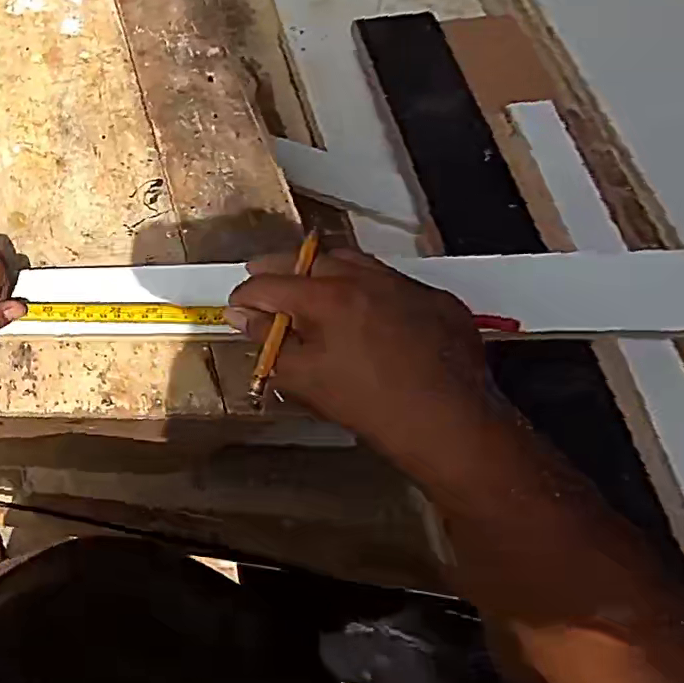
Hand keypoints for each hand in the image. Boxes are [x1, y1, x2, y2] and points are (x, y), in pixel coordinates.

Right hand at [227, 248, 505, 455]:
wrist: (447, 423)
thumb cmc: (364, 402)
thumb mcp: (299, 375)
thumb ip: (266, 338)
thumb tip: (241, 315)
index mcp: (325, 297)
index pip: (267, 284)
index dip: (244, 296)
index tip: (237, 309)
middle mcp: (364, 280)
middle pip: (307, 259)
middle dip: (276, 269)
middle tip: (259, 281)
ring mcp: (403, 286)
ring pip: (351, 261)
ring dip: (320, 269)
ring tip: (305, 285)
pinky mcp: (435, 300)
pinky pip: (389, 281)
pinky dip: (363, 287)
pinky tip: (358, 310)